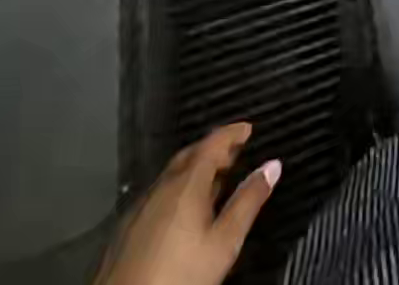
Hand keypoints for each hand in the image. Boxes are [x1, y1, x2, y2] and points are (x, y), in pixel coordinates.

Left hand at [98, 123, 280, 284]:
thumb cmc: (180, 277)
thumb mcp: (223, 243)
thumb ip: (248, 201)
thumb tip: (273, 165)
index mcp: (186, 184)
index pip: (212, 144)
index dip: (231, 133)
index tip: (249, 129)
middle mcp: (161, 187)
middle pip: (190, 155)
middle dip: (213, 149)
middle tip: (235, 152)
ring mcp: (139, 208)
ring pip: (171, 175)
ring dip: (195, 169)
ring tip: (216, 179)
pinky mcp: (125, 229)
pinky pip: (158, 194)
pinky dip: (177, 189)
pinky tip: (183, 211)